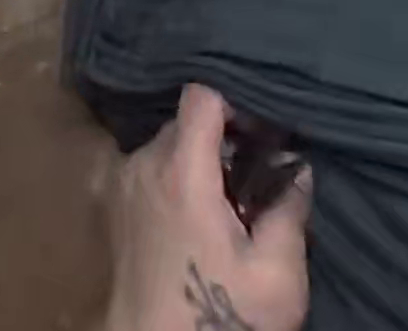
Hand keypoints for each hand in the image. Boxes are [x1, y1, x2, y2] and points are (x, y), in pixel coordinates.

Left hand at [104, 85, 311, 330]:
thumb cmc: (223, 314)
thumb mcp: (276, 275)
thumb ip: (287, 211)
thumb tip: (297, 167)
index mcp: (181, 170)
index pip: (199, 98)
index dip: (231, 103)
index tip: (257, 130)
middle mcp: (142, 160)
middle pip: (182, 122)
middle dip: (217, 139)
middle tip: (249, 178)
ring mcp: (120, 175)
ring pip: (162, 144)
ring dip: (192, 160)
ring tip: (221, 205)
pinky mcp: (109, 194)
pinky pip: (144, 164)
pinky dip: (168, 175)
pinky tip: (189, 215)